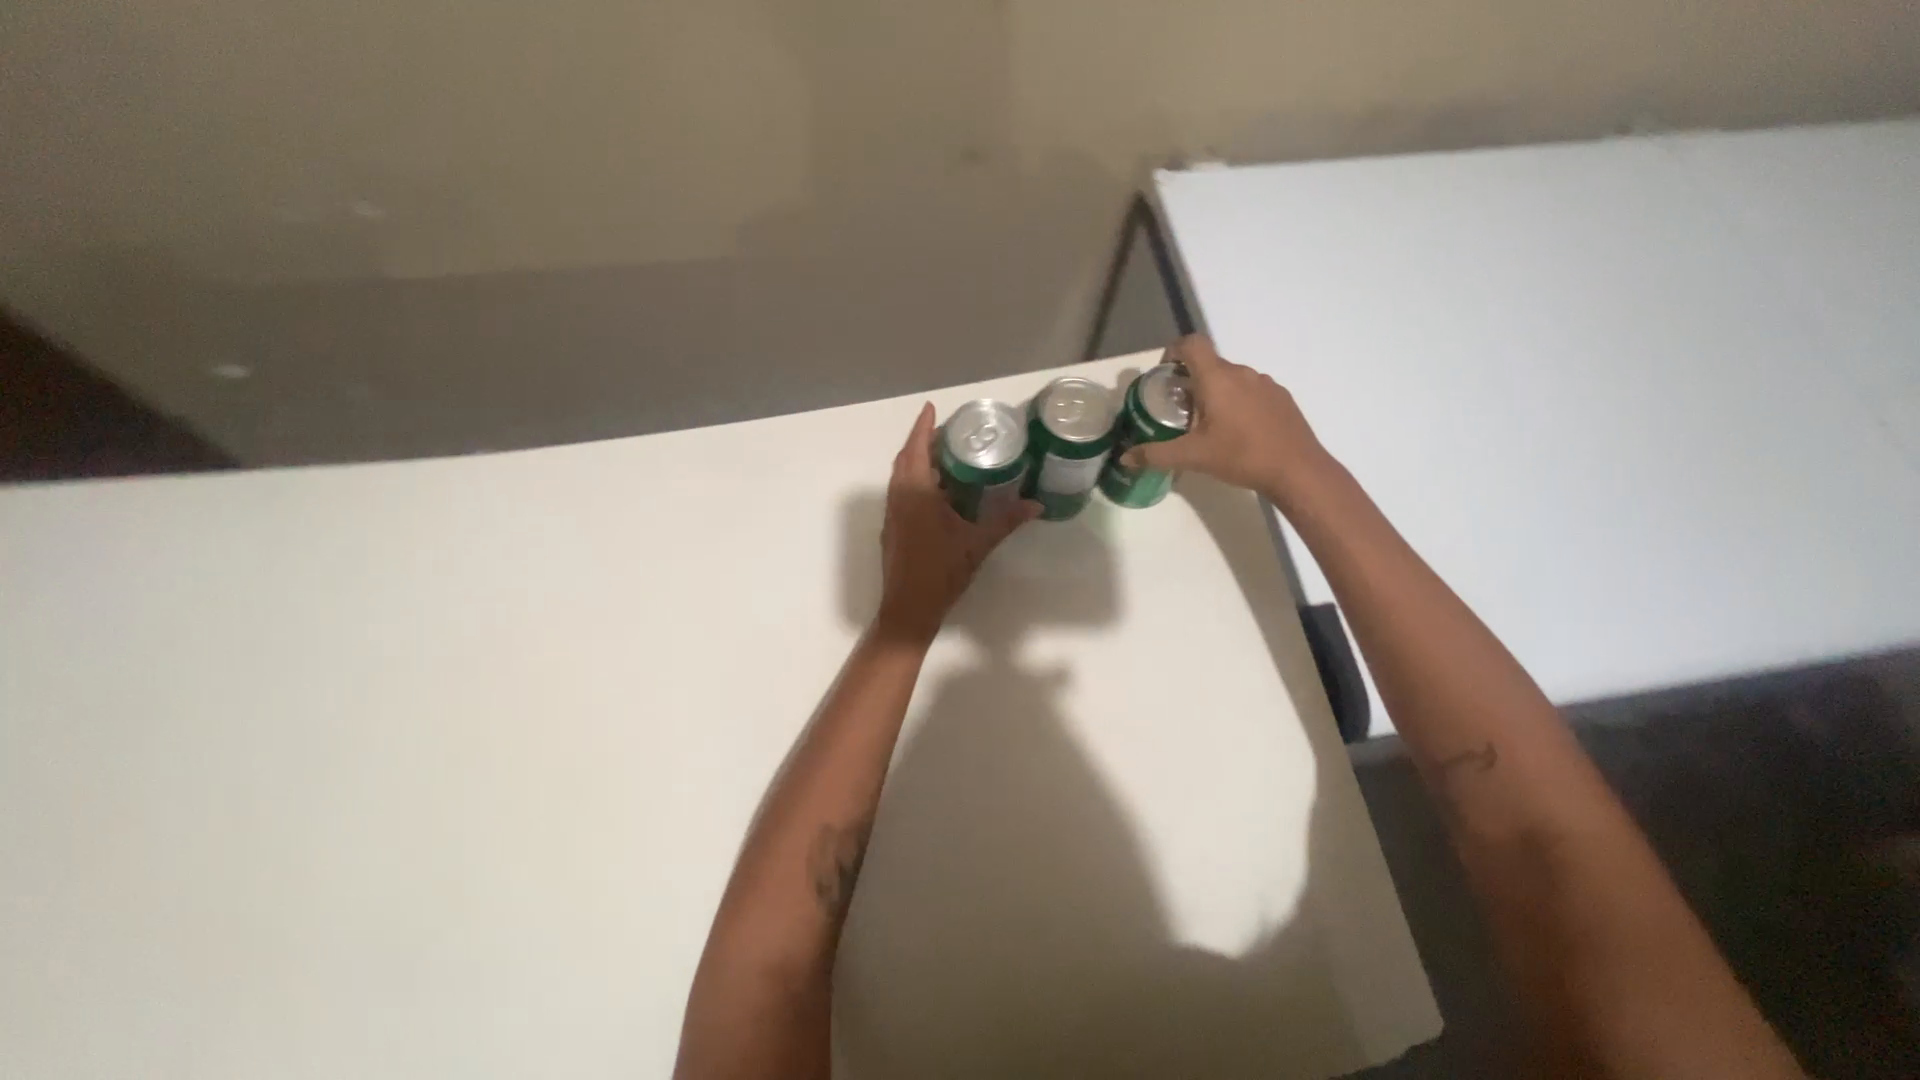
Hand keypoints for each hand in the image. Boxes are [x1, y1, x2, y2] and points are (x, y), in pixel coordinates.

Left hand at [875, 403, 1039, 641]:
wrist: (908, 608)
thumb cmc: (941, 571)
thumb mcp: (978, 543)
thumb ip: (1006, 521)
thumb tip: (1036, 504)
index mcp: (915, 492)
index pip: (916, 449)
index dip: (923, 426)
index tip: (931, 408)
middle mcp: (898, 497)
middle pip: (907, 459)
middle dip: (923, 441)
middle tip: (947, 431)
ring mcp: (893, 514)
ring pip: (902, 477)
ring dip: (919, 462)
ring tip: (946, 455)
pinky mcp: (894, 529)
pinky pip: (903, 493)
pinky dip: (918, 481)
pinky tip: (940, 491)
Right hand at [1121, 335, 1330, 505]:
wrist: (1297, 469)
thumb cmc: (1241, 456)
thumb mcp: (1193, 457)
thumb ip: (1156, 454)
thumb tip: (1124, 458)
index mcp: (1217, 378)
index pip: (1191, 344)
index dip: (1173, 351)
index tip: (1165, 376)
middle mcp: (1241, 372)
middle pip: (1209, 364)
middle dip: (1191, 382)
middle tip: (1181, 414)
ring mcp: (1265, 383)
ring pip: (1231, 379)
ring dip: (1216, 394)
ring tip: (1210, 427)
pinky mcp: (1281, 398)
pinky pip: (1251, 391)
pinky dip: (1238, 403)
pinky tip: (1239, 433)